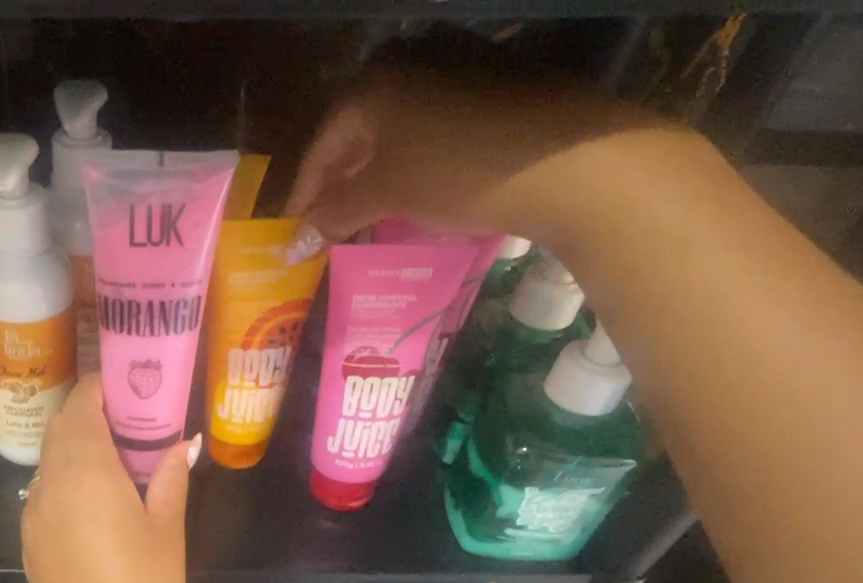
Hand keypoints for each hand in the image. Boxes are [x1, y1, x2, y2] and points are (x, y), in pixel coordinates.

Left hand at [21, 380, 192, 582]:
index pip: (81, 407)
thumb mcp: (167, 531)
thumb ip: (169, 478)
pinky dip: (63, 479)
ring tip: (112, 459)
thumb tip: (182, 443)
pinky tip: (92, 501)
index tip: (125, 386)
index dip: (99, 389)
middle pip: (59, 428)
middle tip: (126, 420)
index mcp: (88, 473)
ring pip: (47, 460)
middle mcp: (51, 483)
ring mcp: (33, 513)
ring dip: (73, 447)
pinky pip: (42, 492)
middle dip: (87, 413)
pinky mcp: (28, 539)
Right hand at [283, 40, 675, 255]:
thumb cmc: (456, 171)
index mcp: (373, 80)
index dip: (304, 192)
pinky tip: (419, 187)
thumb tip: (292, 245)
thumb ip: (333, 214)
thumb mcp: (386, 194)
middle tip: (328, 223)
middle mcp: (411, 58)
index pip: (321, 144)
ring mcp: (458, 62)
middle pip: (358, 130)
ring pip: (397, 125)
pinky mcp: (496, 80)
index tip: (293, 231)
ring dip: (377, 169)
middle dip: (340, 179)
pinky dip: (416, 157)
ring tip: (370, 211)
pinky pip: (435, 122)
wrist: (570, 158)